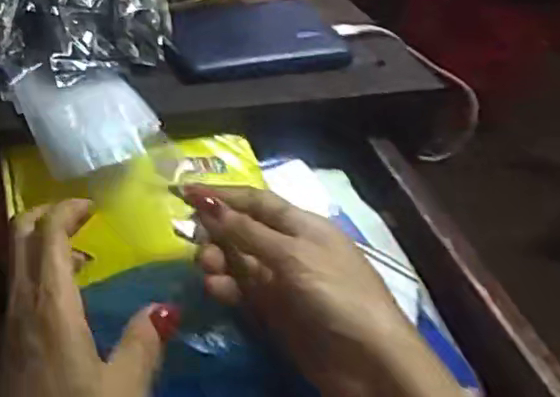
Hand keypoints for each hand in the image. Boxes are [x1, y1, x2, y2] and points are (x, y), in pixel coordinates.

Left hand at [0, 199, 176, 396]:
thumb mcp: (123, 389)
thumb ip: (142, 343)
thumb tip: (166, 308)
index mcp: (49, 300)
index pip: (48, 230)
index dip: (67, 208)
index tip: (92, 206)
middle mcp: (20, 298)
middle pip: (21, 232)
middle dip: (47, 214)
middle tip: (80, 219)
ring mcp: (7, 318)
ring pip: (15, 258)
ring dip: (40, 244)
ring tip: (78, 257)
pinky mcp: (3, 340)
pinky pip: (15, 286)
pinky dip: (35, 273)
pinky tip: (62, 302)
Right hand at [179, 184, 462, 396]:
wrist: (375, 368)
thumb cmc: (338, 294)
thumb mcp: (292, 255)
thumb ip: (244, 229)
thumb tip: (204, 200)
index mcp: (300, 225)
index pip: (253, 200)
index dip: (221, 194)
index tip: (184, 192)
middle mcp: (288, 247)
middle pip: (239, 228)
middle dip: (214, 231)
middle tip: (194, 240)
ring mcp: (281, 280)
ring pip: (235, 259)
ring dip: (216, 259)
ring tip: (208, 270)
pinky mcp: (274, 311)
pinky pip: (240, 289)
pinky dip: (224, 287)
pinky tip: (217, 291)